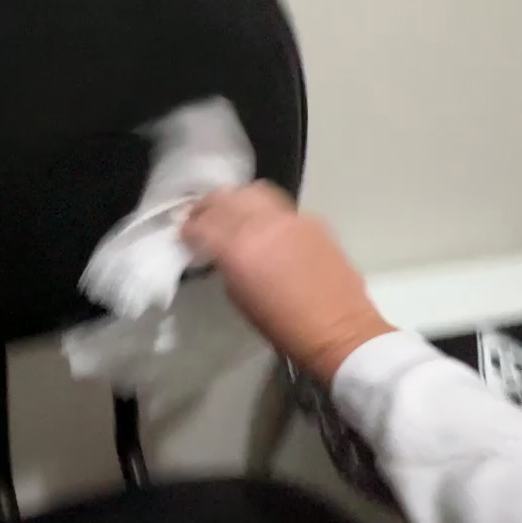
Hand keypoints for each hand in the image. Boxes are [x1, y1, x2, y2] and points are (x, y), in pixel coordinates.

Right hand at [182, 182, 393, 382]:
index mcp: (239, 250)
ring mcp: (290, 219)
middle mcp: (262, 225)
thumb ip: (225, 266)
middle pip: (226, 198)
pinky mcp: (312, 221)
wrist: (338, 329)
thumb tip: (218, 252)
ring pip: (253, 193)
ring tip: (230, 214)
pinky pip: (278, 207)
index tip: (184, 235)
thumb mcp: (239, 299)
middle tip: (201, 217)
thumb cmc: (282, 327)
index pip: (203, 224)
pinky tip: (263, 229)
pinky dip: (263, 212)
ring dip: (236, 201)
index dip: (188, 228)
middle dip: (208, 206)